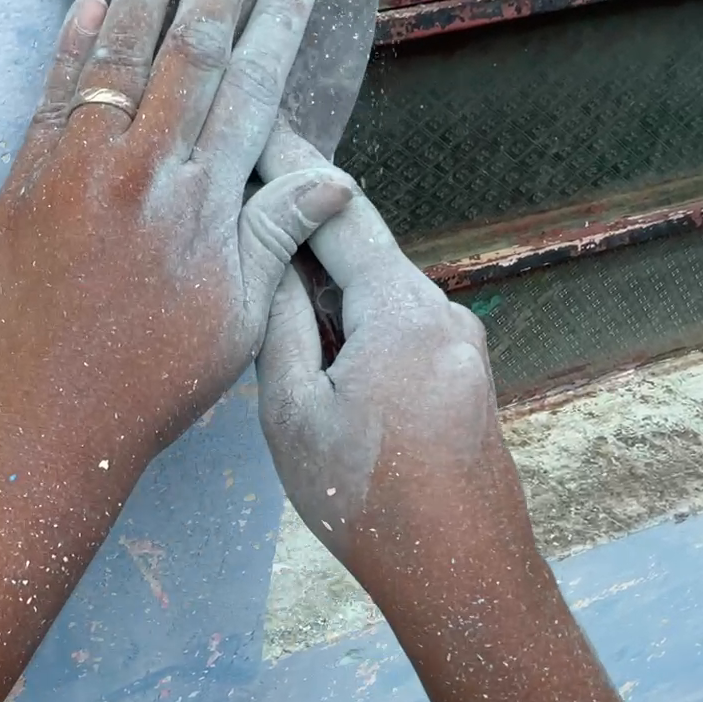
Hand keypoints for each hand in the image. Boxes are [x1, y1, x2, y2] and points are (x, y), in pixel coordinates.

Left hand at [0, 0, 355, 475]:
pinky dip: (69, 52)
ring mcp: (71, 178)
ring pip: (114, 64)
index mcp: (201, 205)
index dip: (272, 31)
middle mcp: (139, 174)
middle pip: (186, 58)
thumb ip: (273, 239)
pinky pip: (50, 104)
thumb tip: (330, 178)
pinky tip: (87, 10)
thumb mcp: (233, 325)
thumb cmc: (146, 385)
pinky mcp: (19, 194)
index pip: (248, 93)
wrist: (46, 422)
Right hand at [254, 126, 539, 613]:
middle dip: (301, 239)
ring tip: (268, 311)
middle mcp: (442, 313)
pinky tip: (317, 361)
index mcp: (401, 310)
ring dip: (322, 294)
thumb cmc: (362, 496)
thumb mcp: (294, 412)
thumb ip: (281, 328)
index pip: (339, 214)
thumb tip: (271, 263)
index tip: (261, 127)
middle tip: (241, 229)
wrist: (458, 574)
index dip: (295, 167)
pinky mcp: (460, 380)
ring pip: (375, 297)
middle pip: (360, 254)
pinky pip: (395, 331)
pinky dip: (349, 328)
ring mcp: (459, 346)